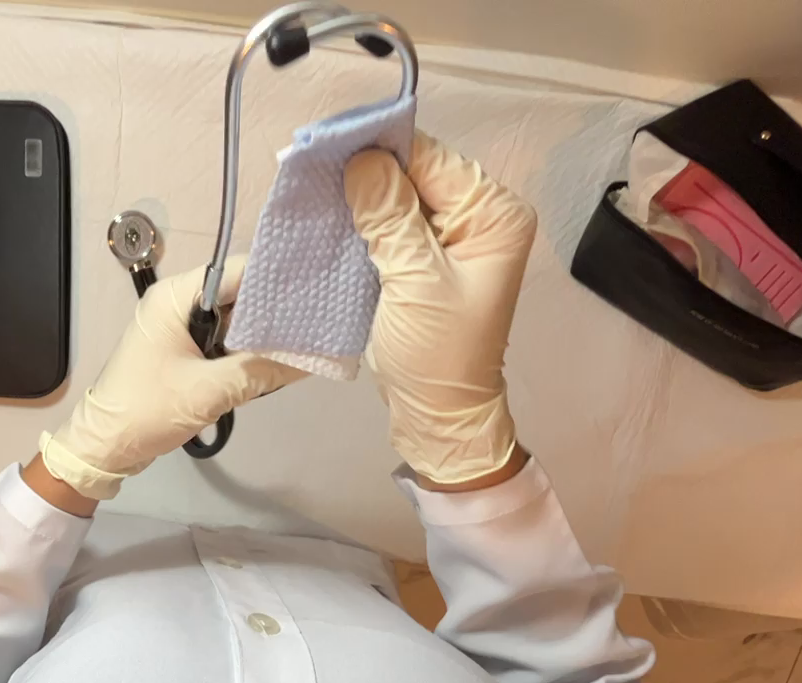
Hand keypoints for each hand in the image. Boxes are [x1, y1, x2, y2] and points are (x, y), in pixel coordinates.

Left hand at [40, 258, 305, 499]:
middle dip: (277, 312)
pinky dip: (247, 355)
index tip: (319, 290)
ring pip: (236, 324)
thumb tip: (314, 359)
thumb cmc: (147, 409)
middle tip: (322, 322)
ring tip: (309, 343)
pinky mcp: (184, 355)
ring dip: (264, 338)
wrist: (105, 447)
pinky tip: (277, 364)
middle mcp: (179, 304)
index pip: (239, 272)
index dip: (279, 281)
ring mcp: (180, 330)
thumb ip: (263, 371)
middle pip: (240, 297)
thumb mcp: (209, 391)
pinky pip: (224, 346)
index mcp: (177, 296)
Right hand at [344, 131, 537, 484]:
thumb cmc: (436, 355)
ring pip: (397, 204)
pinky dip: (362, 231)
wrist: (437, 417)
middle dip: (366, 176)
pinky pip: (390, 233)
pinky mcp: (422, 267)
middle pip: (414, 177)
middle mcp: (476, 220)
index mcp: (491, 216)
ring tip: (313, 196)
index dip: (379, 149)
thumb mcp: (414, 283)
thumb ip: (389, 219)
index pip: (431, 160)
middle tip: (310, 172)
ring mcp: (449, 244)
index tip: (326, 146)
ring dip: (358, 204)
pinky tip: (331, 226)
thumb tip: (361, 161)